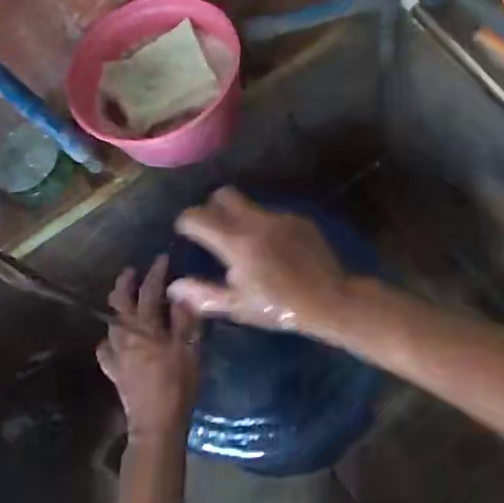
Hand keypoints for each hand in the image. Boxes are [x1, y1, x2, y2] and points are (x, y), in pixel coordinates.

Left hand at [97, 254, 201, 440]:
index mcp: (147, 327)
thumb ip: (185, 320)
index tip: (163, 258)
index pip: (150, 292)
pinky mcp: (114, 371)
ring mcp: (117, 354)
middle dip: (125, 283)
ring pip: (112, 322)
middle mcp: (126, 335)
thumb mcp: (189, 349)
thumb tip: (181, 292)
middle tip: (132, 271)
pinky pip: (106, 348)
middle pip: (120, 302)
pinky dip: (110, 338)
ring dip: (117, 306)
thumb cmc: (178, 384)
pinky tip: (114, 340)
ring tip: (124, 300)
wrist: (156, 422)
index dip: (156, 273)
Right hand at [167, 187, 352, 335]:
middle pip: (224, 195)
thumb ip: (203, 294)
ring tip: (248, 247)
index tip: (186, 232)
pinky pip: (273, 216)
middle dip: (213, 206)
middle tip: (213, 229)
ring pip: (250, 206)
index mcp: (236, 243)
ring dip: (241, 219)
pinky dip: (266, 227)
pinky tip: (275, 251)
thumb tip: (173, 286)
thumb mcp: (238, 306)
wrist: (330, 300)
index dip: (186, 222)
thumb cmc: (279, 308)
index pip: (198, 216)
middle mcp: (256, 222)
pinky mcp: (300, 220)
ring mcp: (281, 218)